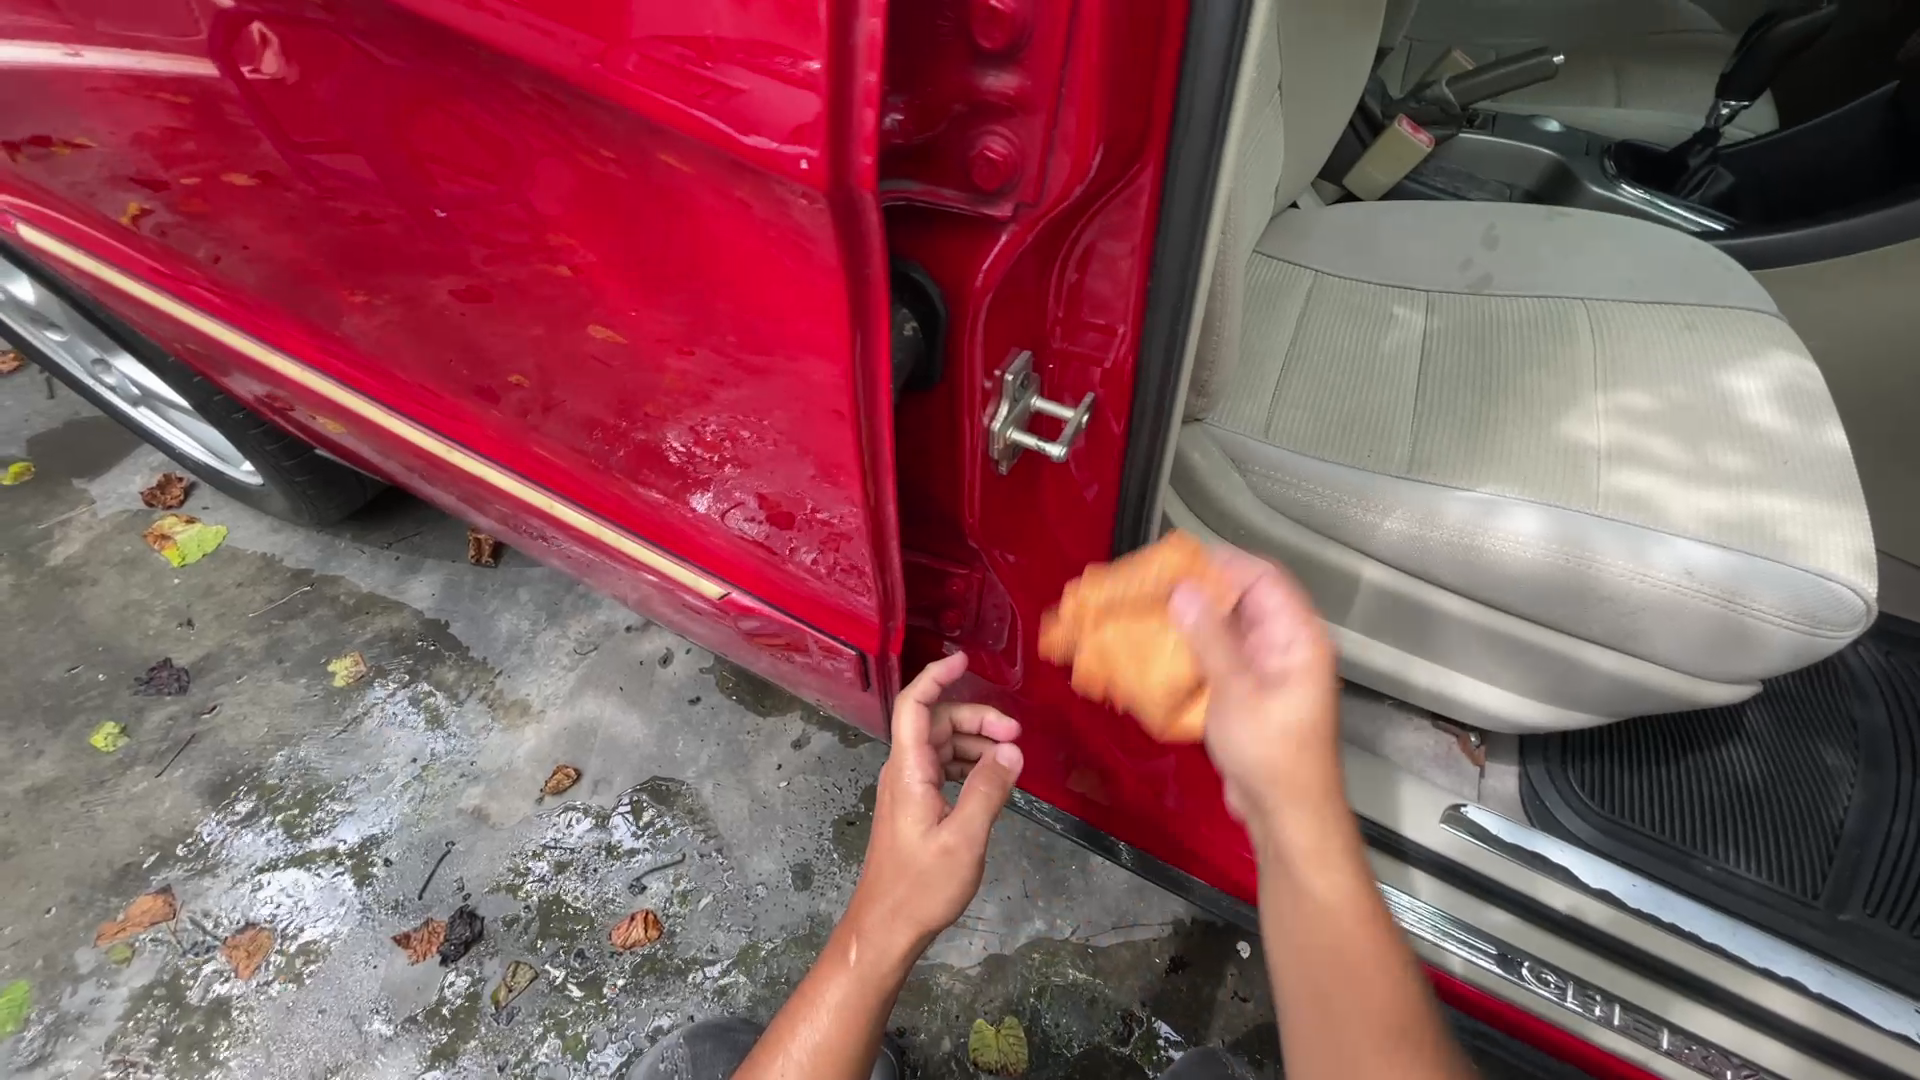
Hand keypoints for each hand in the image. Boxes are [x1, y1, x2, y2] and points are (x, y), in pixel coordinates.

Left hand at [845, 652, 1024, 958]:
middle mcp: (903, 770)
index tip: (963, 660)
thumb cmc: (920, 886)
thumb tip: (1012, 750)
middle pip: (936, 723)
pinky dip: (968, 764)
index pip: (915, 705)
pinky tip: (991, 780)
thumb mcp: (964, 839)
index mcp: (908, 769)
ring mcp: (907, 788)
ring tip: (1010, 758)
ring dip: (975, 742)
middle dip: (976, 719)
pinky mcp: (915, 805)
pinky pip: (942, 768)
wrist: (885, 929)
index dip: (936, 676)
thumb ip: (988, 790)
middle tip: (1015, 733)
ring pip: (941, 745)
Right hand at [1169, 546, 1341, 837]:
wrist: (1285, 814)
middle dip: (1199, 589)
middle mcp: (1284, 644)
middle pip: (1242, 598)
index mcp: (1296, 637)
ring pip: (1227, 624)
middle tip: (1152, 584)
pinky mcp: (1248, 686)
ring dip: (1191, 616)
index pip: (1263, 578)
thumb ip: (1210, 637)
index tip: (1176, 562)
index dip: (1222, 564)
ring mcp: (1266, 666)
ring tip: (1148, 609)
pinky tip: (1160, 646)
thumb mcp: (1237, 691)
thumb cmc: (1271, 754)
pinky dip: (1192, 644)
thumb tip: (1182, 590)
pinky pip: (1219, 651)